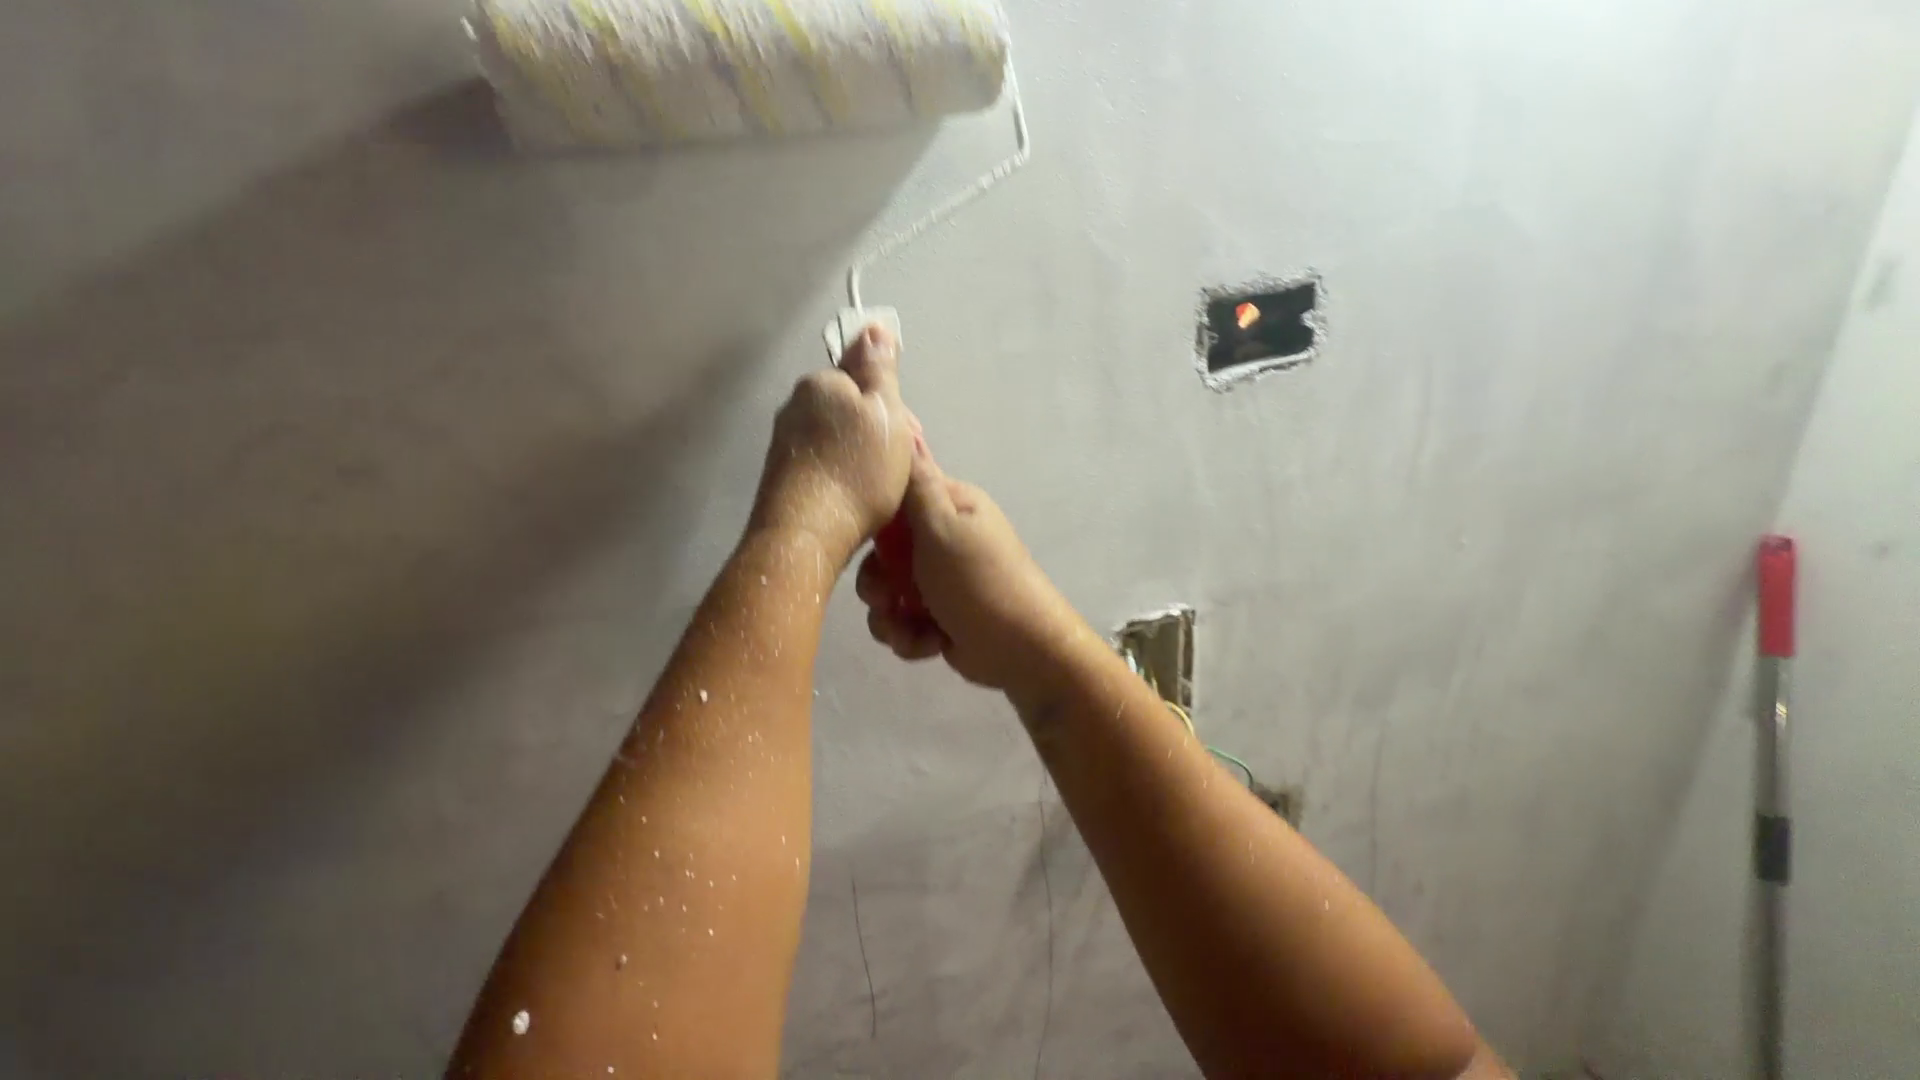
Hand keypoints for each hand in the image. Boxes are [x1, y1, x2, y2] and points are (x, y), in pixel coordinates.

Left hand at [750, 326, 915, 567]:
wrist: (807, 534)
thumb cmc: (857, 471)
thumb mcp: (885, 413)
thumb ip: (880, 369)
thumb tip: (874, 327)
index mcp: (820, 382)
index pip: (862, 377)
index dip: (891, 406)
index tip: (909, 435)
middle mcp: (795, 405)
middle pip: (848, 409)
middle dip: (876, 431)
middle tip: (901, 467)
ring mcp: (784, 443)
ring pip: (836, 439)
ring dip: (860, 456)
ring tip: (881, 488)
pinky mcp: (781, 477)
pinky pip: (823, 465)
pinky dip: (842, 476)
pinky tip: (855, 499)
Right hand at [855, 450, 1085, 695]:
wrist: (1021, 651)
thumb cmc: (979, 581)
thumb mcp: (942, 526)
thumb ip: (916, 482)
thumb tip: (905, 423)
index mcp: (949, 507)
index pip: (895, 499)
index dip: (875, 522)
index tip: (866, 541)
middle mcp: (942, 540)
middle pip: (882, 554)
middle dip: (877, 583)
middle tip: (887, 598)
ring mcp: (939, 582)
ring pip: (887, 594)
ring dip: (891, 617)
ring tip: (909, 629)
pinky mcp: (937, 618)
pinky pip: (903, 623)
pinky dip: (910, 637)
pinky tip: (930, 644)